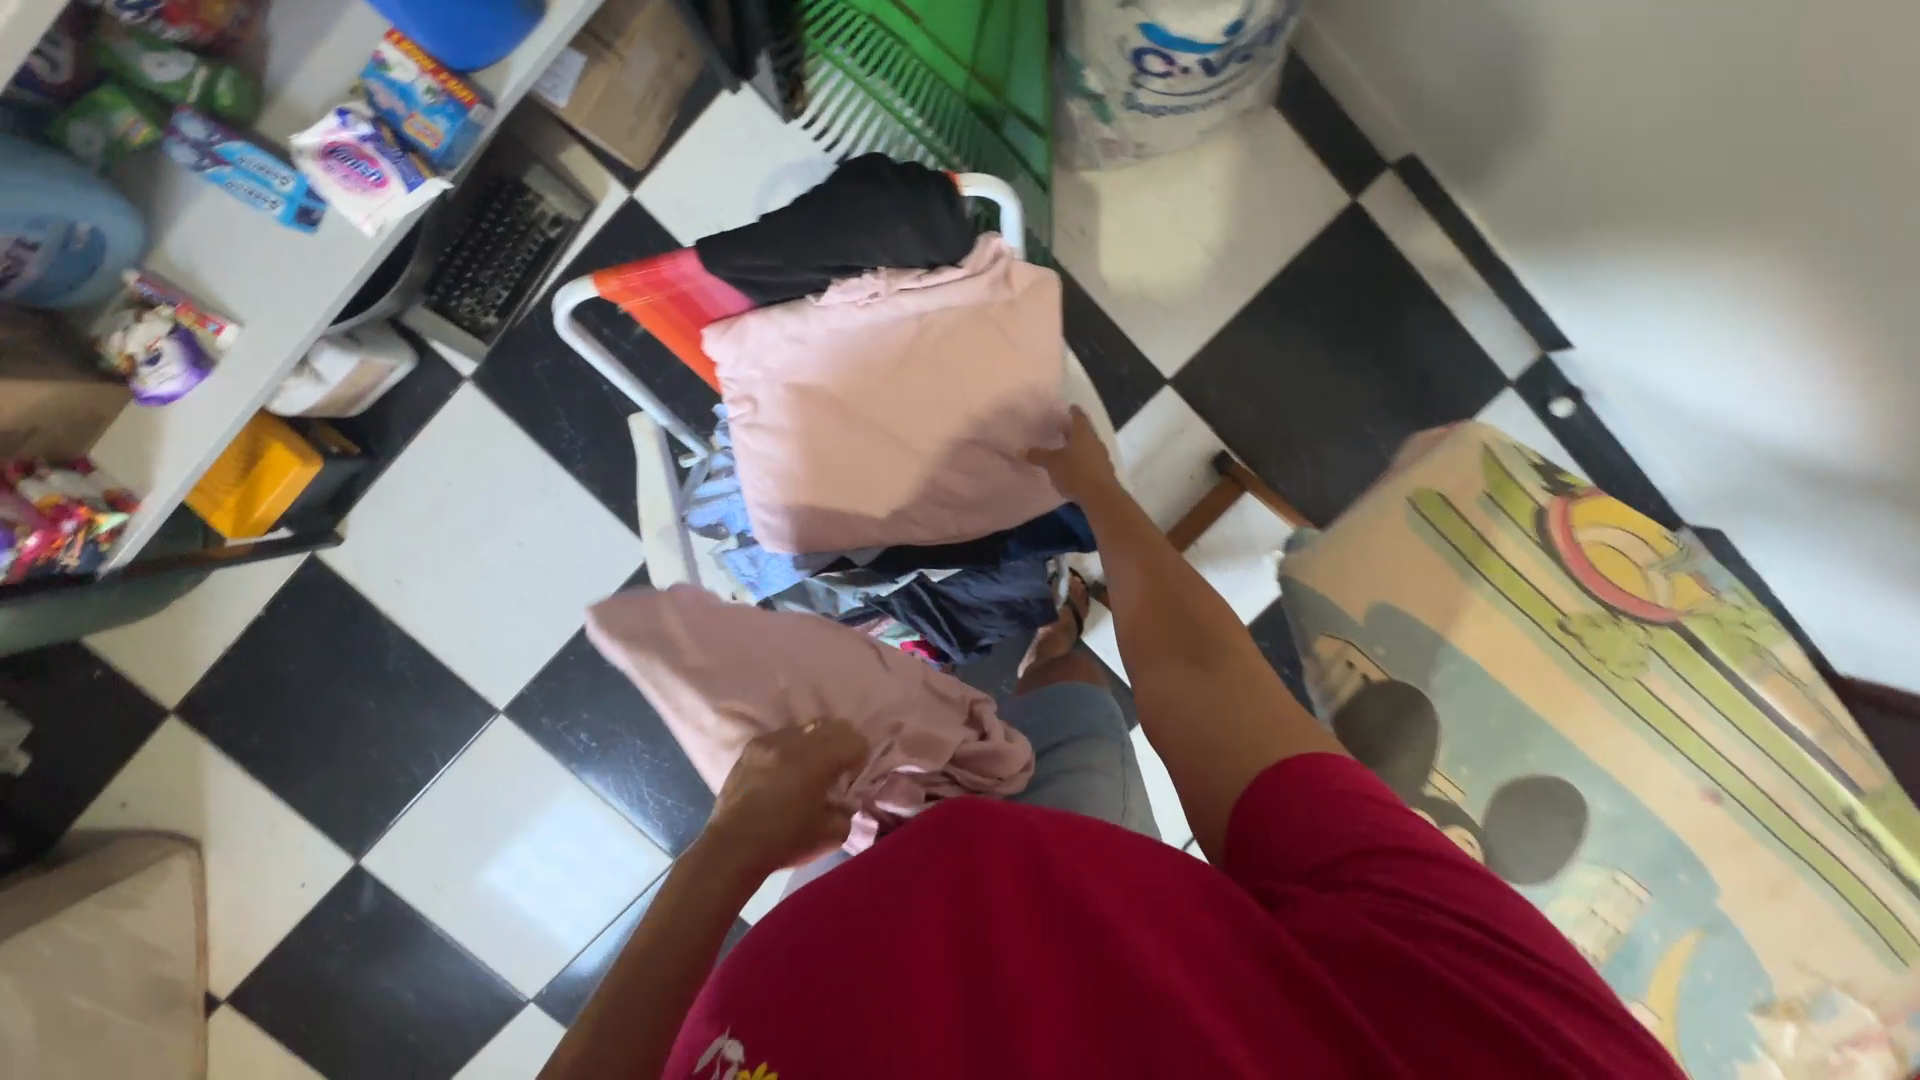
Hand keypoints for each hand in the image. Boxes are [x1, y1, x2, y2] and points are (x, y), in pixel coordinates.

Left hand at [699, 720, 868, 877]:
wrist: (733, 847)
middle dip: (842, 744)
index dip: (860, 757)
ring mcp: (770, 742)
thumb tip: (846, 800)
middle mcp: (794, 744)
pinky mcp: (751, 747)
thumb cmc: (784, 843)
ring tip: (808, 768)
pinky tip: (785, 769)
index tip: (850, 777)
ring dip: (816, 742)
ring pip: (807, 726)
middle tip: (836, 769)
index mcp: (817, 763)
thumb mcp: (831, 835)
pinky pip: (782, 735)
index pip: (854, 740)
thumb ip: (847, 811)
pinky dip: (791, 746)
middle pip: (834, 725)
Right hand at [1026, 406, 1120, 505]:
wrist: (1101, 497)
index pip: (1078, 416)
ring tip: (1063, 447)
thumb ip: (1038, 455)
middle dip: (1071, 429)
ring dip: (1076, 445)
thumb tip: (1021, 450)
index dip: (1072, 411)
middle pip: (1083, 431)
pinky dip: (1080, 459)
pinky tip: (1072, 465)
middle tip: (1059, 427)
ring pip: (1087, 445)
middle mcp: (1094, 441)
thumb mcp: (1052, 463)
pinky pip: (1089, 459)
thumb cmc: (1075, 472)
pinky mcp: (1102, 471)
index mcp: (1083, 432)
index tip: (1068, 407)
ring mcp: (1101, 456)